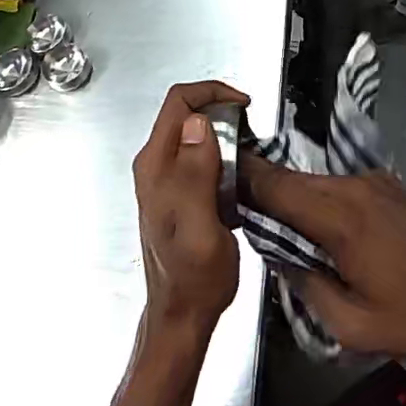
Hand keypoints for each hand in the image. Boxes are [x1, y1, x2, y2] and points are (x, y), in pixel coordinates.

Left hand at [133, 81, 248, 335]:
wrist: (181, 312)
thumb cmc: (193, 276)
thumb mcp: (200, 225)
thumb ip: (195, 172)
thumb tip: (198, 123)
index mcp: (156, 164)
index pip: (178, 104)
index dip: (210, 93)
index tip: (244, 104)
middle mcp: (155, 163)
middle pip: (183, 113)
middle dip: (218, 110)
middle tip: (250, 129)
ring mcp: (163, 176)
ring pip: (191, 133)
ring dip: (220, 132)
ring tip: (249, 150)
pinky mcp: (176, 190)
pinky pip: (197, 155)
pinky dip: (220, 153)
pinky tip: (238, 173)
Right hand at [241, 153, 405, 358]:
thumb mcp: (353, 325)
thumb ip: (304, 286)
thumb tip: (277, 254)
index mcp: (338, 220)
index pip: (273, 185)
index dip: (239, 179)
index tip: (213, 180)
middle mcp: (348, 187)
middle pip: (285, 176)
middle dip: (256, 184)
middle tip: (231, 199)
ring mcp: (365, 179)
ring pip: (306, 177)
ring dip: (284, 190)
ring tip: (270, 213)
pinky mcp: (378, 180)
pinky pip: (330, 181)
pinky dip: (311, 193)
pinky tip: (312, 217)